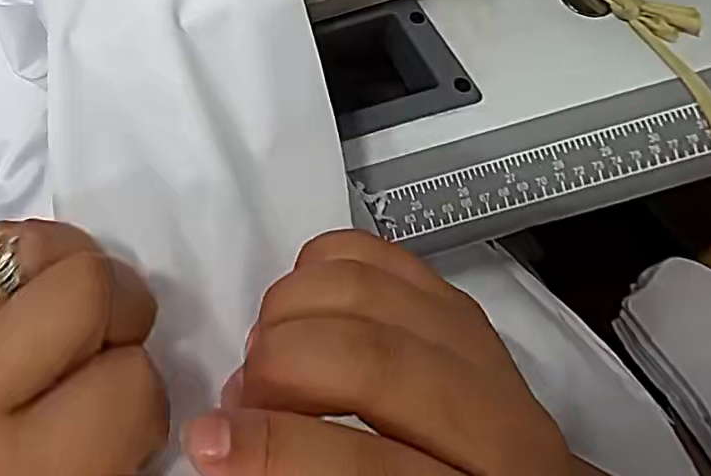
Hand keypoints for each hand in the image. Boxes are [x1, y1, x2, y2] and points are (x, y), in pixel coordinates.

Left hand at [0, 219, 167, 475]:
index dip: (150, 401)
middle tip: (115, 351)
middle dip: (125, 311)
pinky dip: (34, 253)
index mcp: (16, 467)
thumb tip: (152, 374)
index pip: (130, 381)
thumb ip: (117, 439)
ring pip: (45, 242)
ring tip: (79, 317)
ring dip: (83, 270)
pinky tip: (41, 292)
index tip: (134, 421)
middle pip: (89, 287)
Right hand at [184, 229, 587, 475]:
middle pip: (373, 360)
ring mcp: (482, 346)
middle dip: (281, 364)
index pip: (374, 466)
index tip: (209, 441)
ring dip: (292, 309)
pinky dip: (323, 261)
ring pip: (372, 293)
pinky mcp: (458, 301)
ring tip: (264, 346)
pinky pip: (381, 254)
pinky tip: (299, 297)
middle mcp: (502, 421)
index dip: (278, 447)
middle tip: (240, 391)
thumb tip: (224, 442)